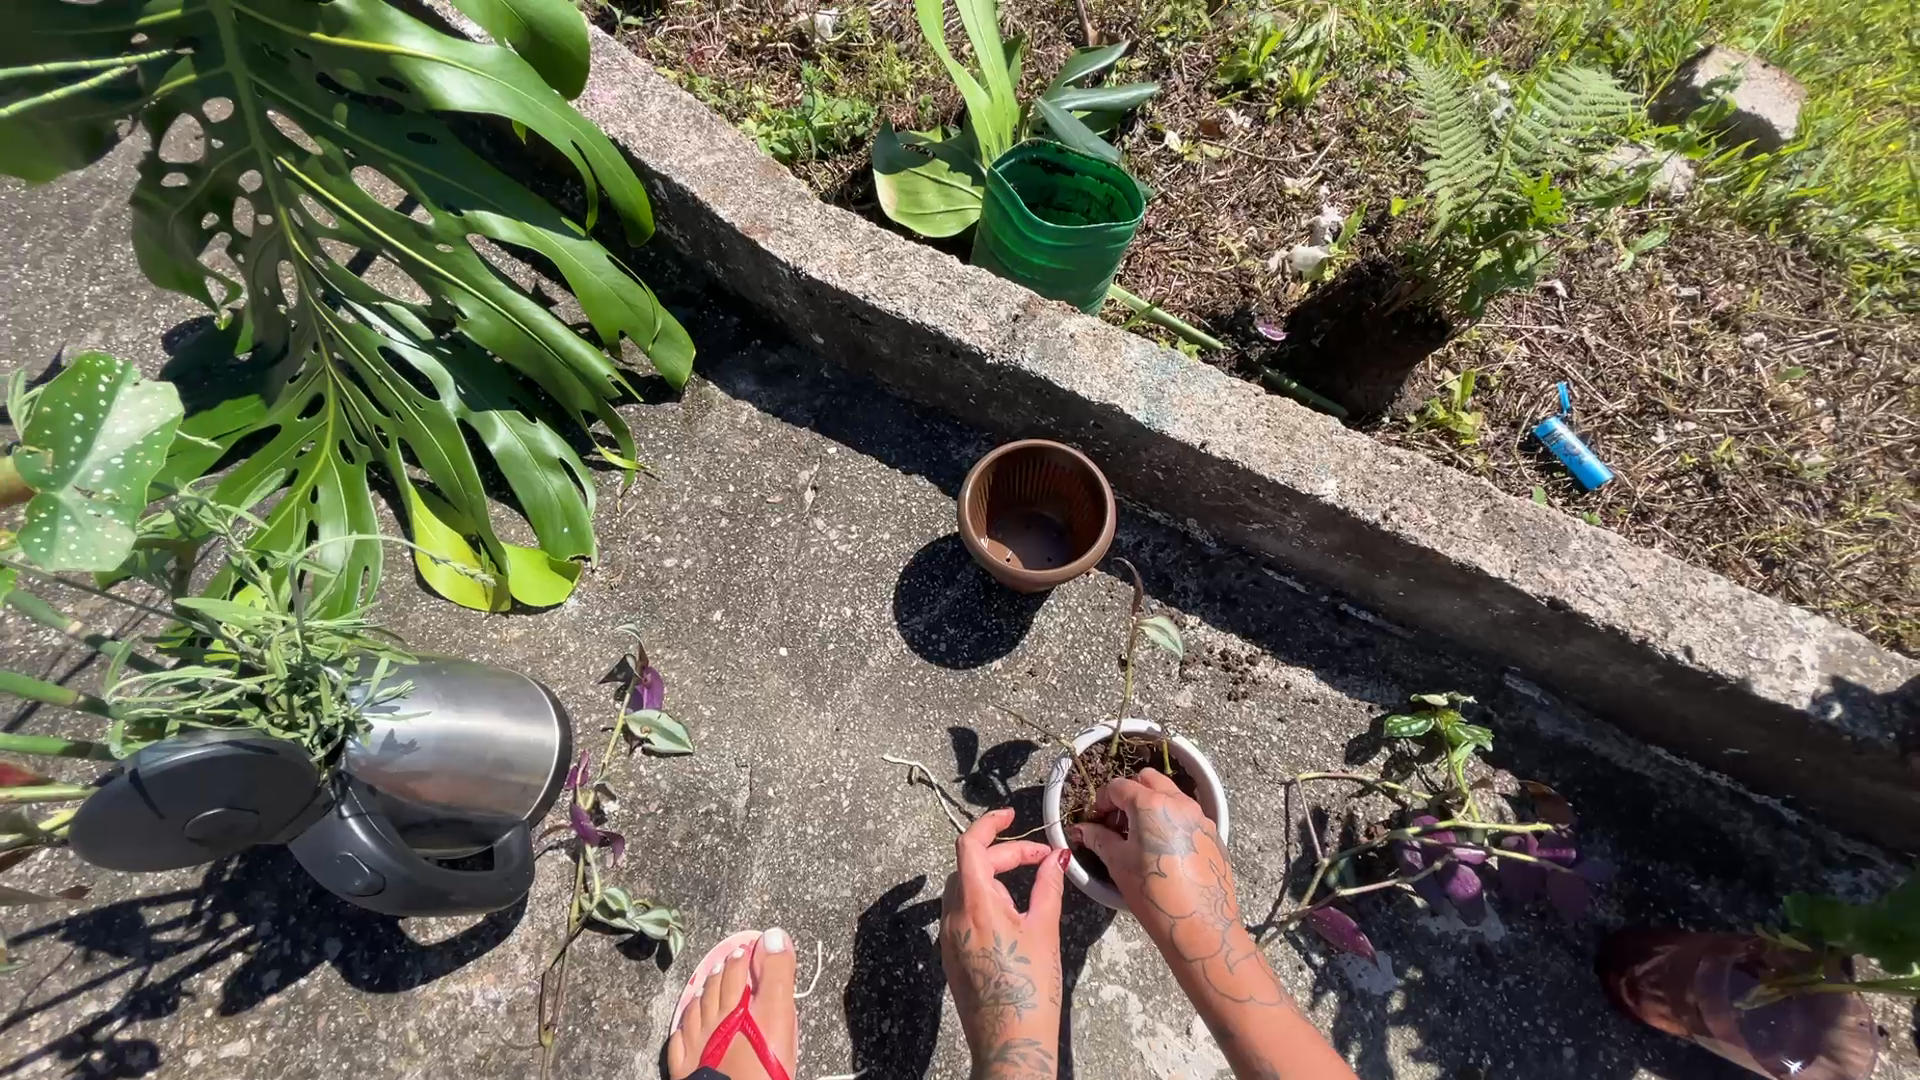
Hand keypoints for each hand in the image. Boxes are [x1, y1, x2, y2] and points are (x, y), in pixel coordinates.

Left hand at [940, 807, 1067, 1079]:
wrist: (1011, 1049)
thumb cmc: (1031, 991)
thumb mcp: (1045, 930)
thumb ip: (1048, 885)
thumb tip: (1056, 857)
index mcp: (974, 904)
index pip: (969, 844)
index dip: (989, 822)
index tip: (1011, 814)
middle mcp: (953, 916)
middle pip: (971, 864)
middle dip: (1005, 854)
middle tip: (1040, 860)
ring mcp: (948, 938)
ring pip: (965, 887)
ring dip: (993, 875)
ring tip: (1026, 883)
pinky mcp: (952, 956)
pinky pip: (963, 911)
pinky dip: (985, 898)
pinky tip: (1011, 912)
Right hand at [1072, 769, 1277, 1006]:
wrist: (1202, 928)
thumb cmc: (1153, 893)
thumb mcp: (1118, 863)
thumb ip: (1098, 838)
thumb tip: (1081, 829)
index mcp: (1150, 803)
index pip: (1118, 787)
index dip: (1101, 801)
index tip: (1095, 820)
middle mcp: (1178, 802)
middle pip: (1147, 780)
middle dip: (1128, 793)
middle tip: (1118, 821)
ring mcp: (1200, 816)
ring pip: (1170, 793)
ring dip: (1151, 803)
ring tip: (1140, 834)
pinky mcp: (1213, 833)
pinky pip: (1187, 813)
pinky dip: (1171, 818)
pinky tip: (1164, 848)